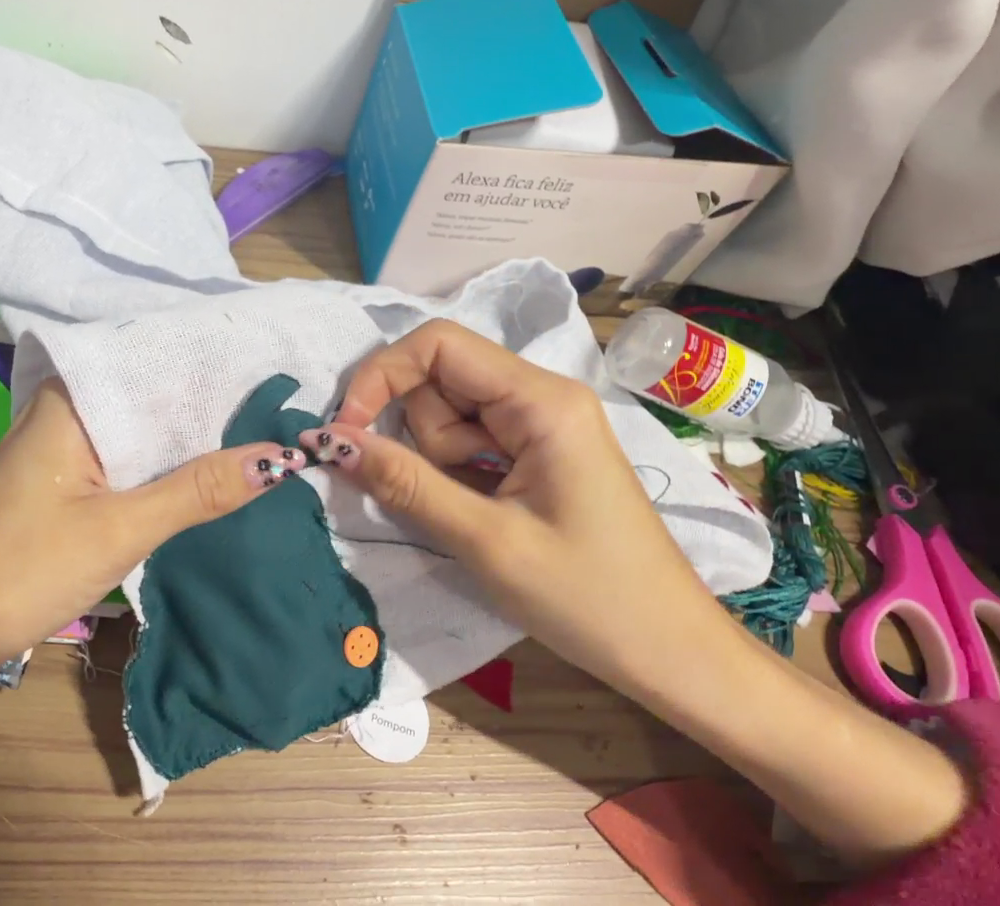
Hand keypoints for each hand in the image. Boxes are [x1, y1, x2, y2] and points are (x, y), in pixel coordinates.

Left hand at [0, 379, 307, 675]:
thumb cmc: (17, 571)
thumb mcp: (118, 531)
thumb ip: (198, 490)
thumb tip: (280, 457)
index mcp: (74, 396)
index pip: (163, 357)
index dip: (225, 360)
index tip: (289, 360)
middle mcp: (68, 406)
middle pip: (157, 392)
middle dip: (220, 401)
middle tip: (298, 399)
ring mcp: (64, 444)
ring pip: (145, 428)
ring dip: (198, 434)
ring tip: (275, 427)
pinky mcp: (63, 479)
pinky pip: (128, 457)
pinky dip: (169, 463)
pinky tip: (213, 469)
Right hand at [300, 320, 967, 868]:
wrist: (672, 654)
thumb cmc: (589, 598)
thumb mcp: (485, 541)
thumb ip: (405, 483)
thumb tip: (328, 442)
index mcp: (541, 400)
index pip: (438, 345)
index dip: (381, 376)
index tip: (345, 433)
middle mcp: (541, 398)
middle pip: (439, 383)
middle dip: (418, 438)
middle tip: (449, 500)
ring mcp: (540, 428)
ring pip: (448, 419)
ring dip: (437, 465)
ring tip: (478, 519)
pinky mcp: (536, 457)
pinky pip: (469, 447)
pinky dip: (454, 478)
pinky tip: (483, 519)